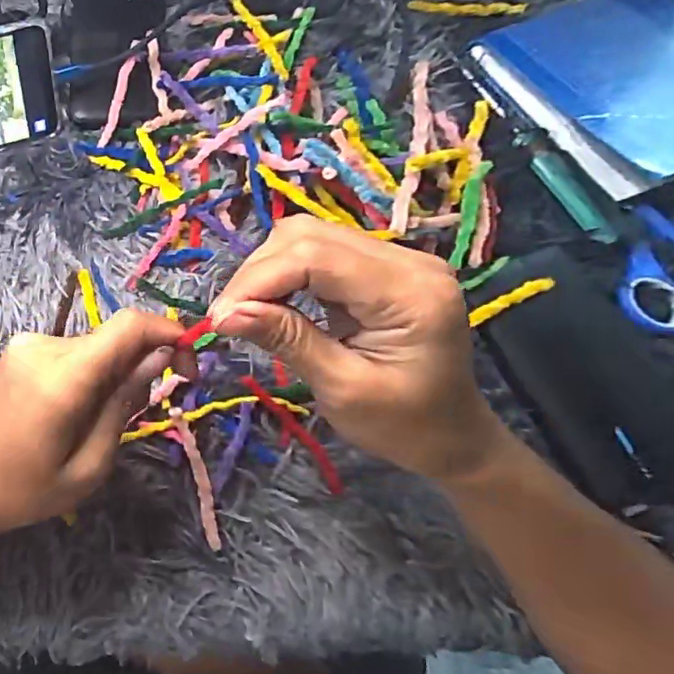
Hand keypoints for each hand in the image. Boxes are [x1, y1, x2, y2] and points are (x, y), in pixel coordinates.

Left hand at [0, 309, 186, 548]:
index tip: (190, 366)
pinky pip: (74, 350)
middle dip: (146, 360)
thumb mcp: (90, 465)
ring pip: (96, 344)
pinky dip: (92, 371)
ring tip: (105, 419)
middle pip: (115, 336)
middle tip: (155, 403)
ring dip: (116, 370)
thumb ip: (125, 404)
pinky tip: (80, 409)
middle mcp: (43, 347)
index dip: (170, 333)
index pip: (129, 326)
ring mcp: (28, 344)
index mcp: (61, 378)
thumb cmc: (26, 491)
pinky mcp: (21, 348)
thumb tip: (160, 357)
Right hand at [209, 217, 510, 480]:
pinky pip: (318, 252)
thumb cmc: (403, 426)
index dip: (257, 280)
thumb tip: (224, 315)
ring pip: (307, 237)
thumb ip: (287, 340)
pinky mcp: (380, 267)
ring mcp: (396, 258)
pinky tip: (272, 302)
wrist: (453, 437)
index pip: (315, 257)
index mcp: (409, 292)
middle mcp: (407, 260)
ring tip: (246, 311)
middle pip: (307, 236)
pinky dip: (284, 273)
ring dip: (266, 270)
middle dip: (257, 274)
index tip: (220, 319)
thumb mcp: (341, 389)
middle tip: (228, 318)